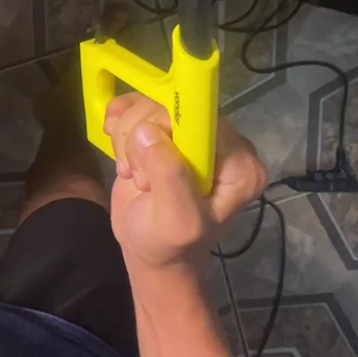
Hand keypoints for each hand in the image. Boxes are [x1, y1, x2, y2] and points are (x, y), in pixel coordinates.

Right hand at [106, 93, 265, 273]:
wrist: (150, 252)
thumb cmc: (168, 245)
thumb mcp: (176, 220)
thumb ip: (169, 176)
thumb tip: (147, 131)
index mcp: (239, 162)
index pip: (200, 117)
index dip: (166, 127)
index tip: (145, 160)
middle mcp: (221, 142)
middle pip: (169, 106)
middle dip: (140, 137)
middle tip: (139, 175)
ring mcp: (190, 134)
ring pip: (147, 104)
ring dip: (127, 137)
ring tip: (133, 171)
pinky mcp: (164, 130)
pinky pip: (136, 104)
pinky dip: (119, 122)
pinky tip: (118, 150)